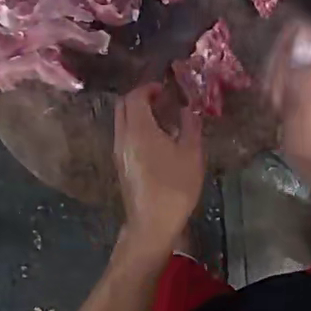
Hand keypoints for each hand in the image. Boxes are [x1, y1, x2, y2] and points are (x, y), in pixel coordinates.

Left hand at [113, 84, 204, 241]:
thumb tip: (189, 108)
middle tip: (162, 98)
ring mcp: (118, 152)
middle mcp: (122, 137)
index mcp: (138, 129)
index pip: (135, 97)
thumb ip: (191, 125)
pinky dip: (136, 127)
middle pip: (122, 106)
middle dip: (140, 97)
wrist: (153, 222)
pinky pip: (124, 134)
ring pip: (121, 120)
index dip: (149, 88)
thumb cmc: (175, 186)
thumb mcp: (192, 153)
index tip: (166, 89)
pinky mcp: (120, 164)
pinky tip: (157, 137)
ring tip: (162, 117)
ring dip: (137, 112)